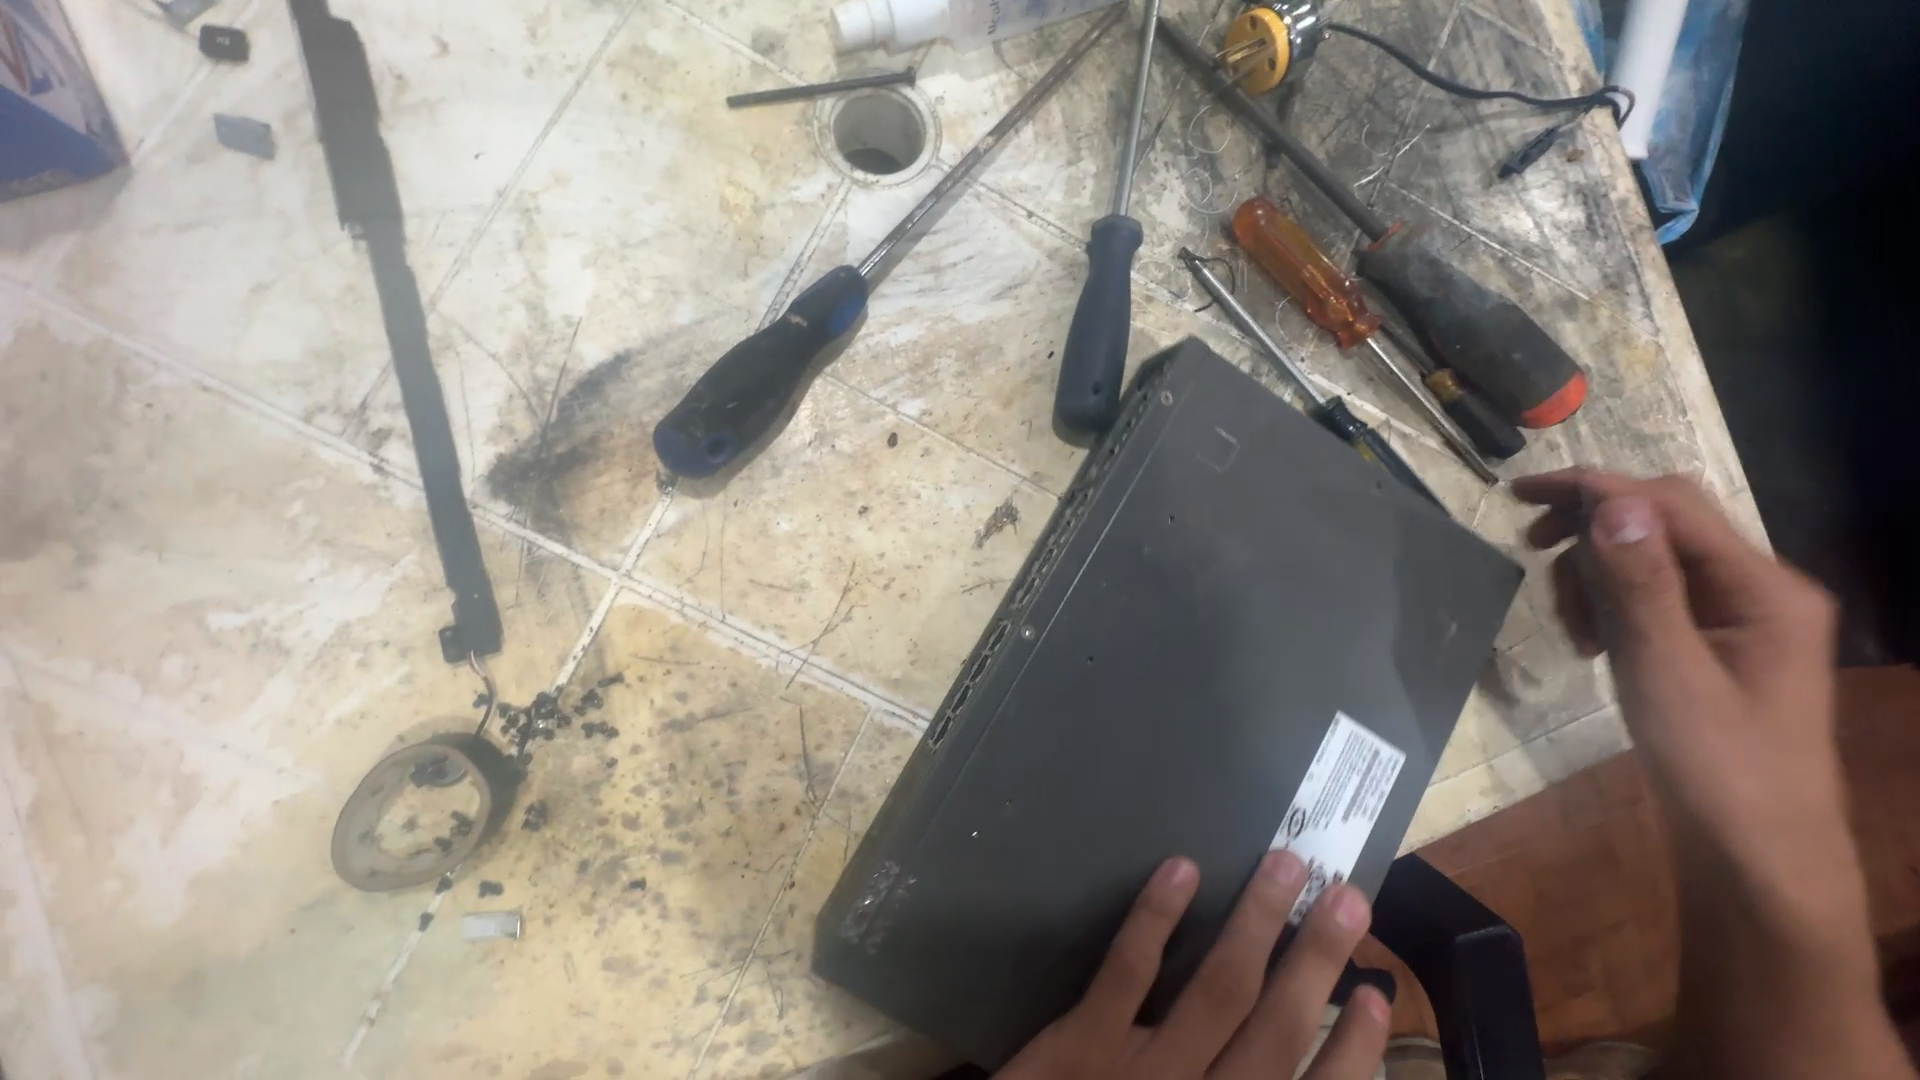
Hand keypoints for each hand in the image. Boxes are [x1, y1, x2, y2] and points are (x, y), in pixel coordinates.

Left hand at [999, 852, 1388, 1078]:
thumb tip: (1290, 1071)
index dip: (1352, 1048)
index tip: (1376, 993)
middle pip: (1274, 1028)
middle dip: (1315, 959)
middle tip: (1347, 894)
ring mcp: (1142, 1071)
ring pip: (1216, 990)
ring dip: (1256, 923)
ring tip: (1286, 865)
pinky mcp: (1082, 1043)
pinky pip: (1127, 971)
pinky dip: (1157, 919)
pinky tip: (1184, 871)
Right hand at [1512, 470, 1848, 905]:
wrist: (1752, 846)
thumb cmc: (1715, 763)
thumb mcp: (1666, 669)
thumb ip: (1642, 584)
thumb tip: (1612, 501)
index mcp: (1762, 587)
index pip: (1670, 506)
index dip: (1594, 489)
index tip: (1518, 495)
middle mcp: (1755, 586)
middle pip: (1659, 521)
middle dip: (1588, 531)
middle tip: (1530, 552)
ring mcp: (1734, 613)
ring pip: (1645, 556)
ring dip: (1592, 575)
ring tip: (1571, 630)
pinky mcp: (1709, 637)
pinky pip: (1648, 593)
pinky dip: (1606, 603)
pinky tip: (1590, 641)